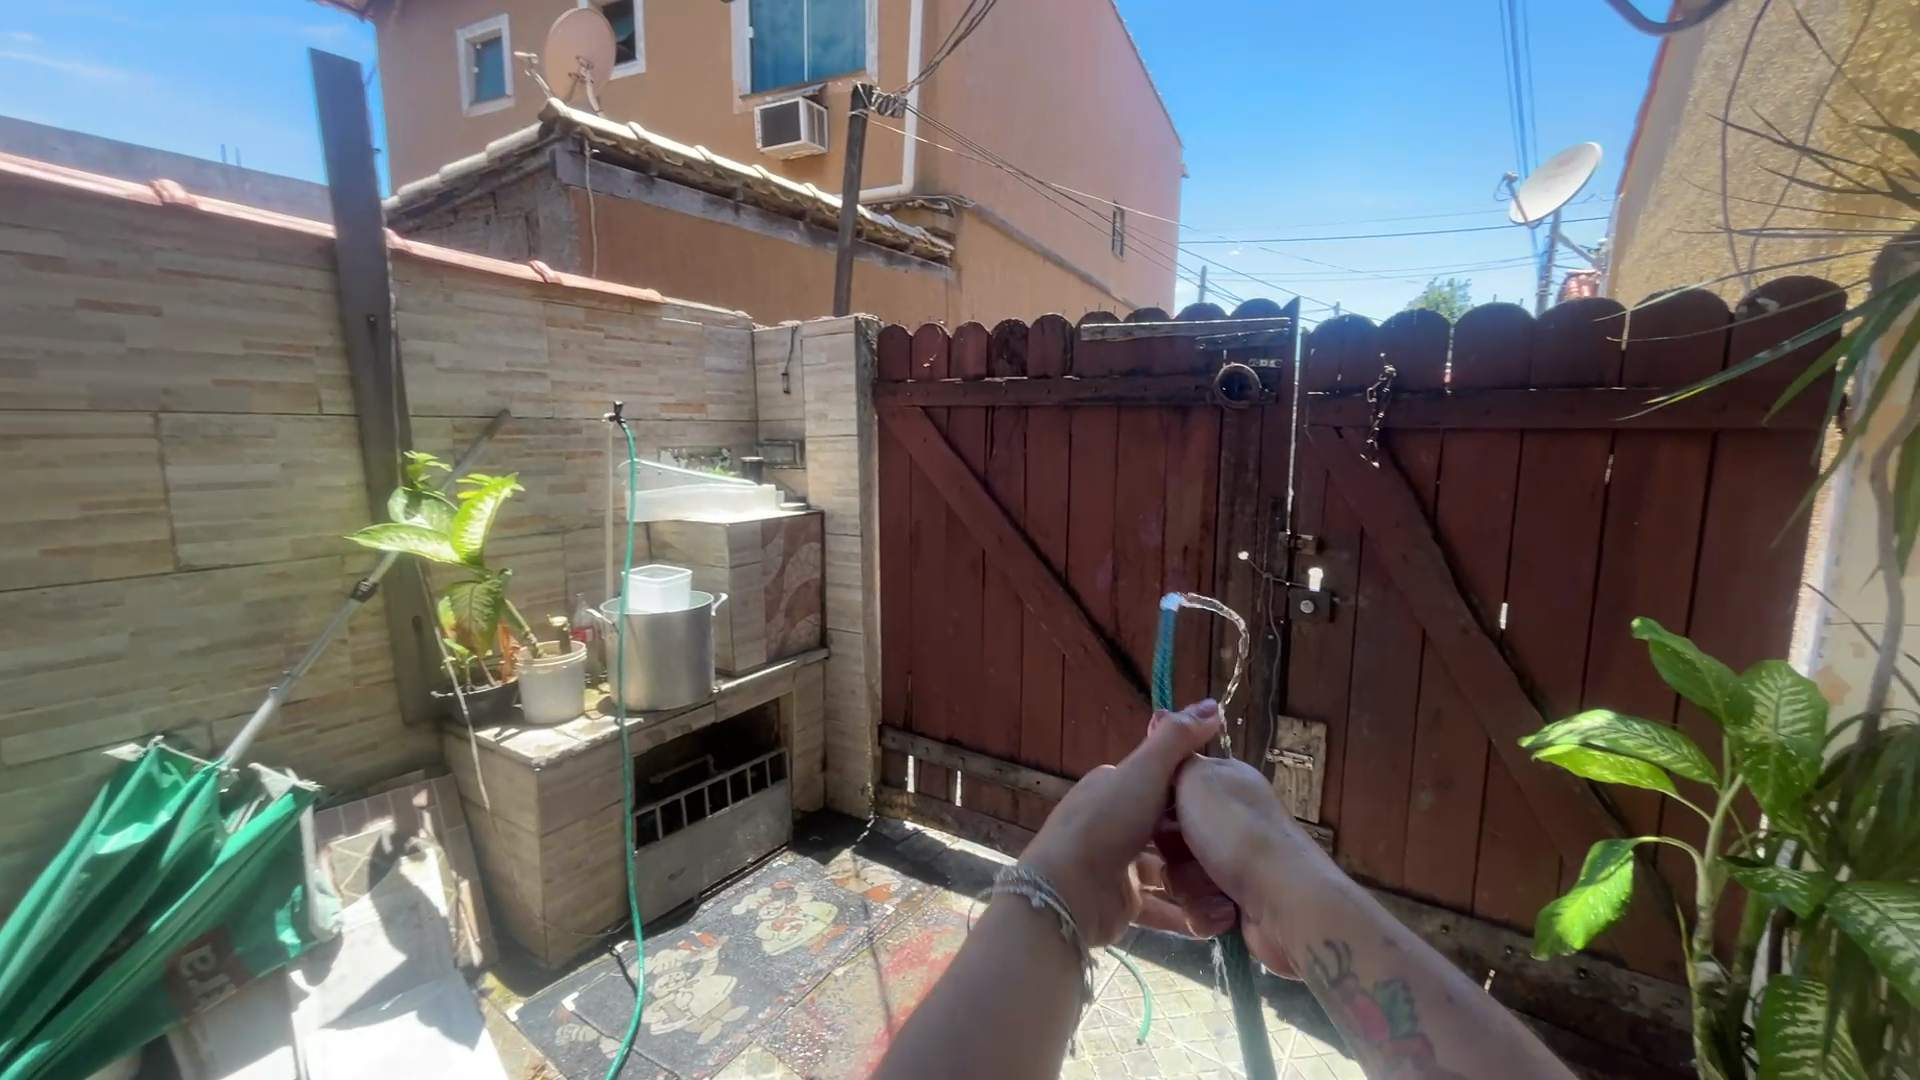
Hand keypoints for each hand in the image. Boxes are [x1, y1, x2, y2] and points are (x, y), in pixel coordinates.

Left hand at [1017, 702, 1236, 946]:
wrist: (1068, 890)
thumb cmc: (1106, 822)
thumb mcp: (1145, 771)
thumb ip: (1177, 740)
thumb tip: (1211, 705)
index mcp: (1111, 786)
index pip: (1156, 782)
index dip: (1189, 790)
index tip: (1225, 802)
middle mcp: (1110, 822)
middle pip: (1161, 827)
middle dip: (1195, 838)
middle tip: (1234, 848)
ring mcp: (1114, 864)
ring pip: (1164, 869)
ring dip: (1194, 879)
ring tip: (1233, 888)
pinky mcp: (1119, 903)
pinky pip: (1160, 907)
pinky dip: (1185, 914)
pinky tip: (1216, 920)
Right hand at [1167, 754, 1339, 975]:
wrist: (1285, 900)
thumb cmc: (1234, 830)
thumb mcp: (1197, 777)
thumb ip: (1175, 753)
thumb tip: (1162, 715)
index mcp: (1224, 782)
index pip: (1175, 782)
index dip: (1158, 799)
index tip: (1151, 811)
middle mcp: (1230, 819)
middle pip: (1171, 832)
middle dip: (1169, 849)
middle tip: (1178, 850)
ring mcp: (1234, 862)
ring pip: (1179, 872)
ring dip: (1188, 883)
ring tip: (1209, 887)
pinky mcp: (1235, 902)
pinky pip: (1197, 905)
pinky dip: (1205, 911)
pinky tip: (1221, 911)